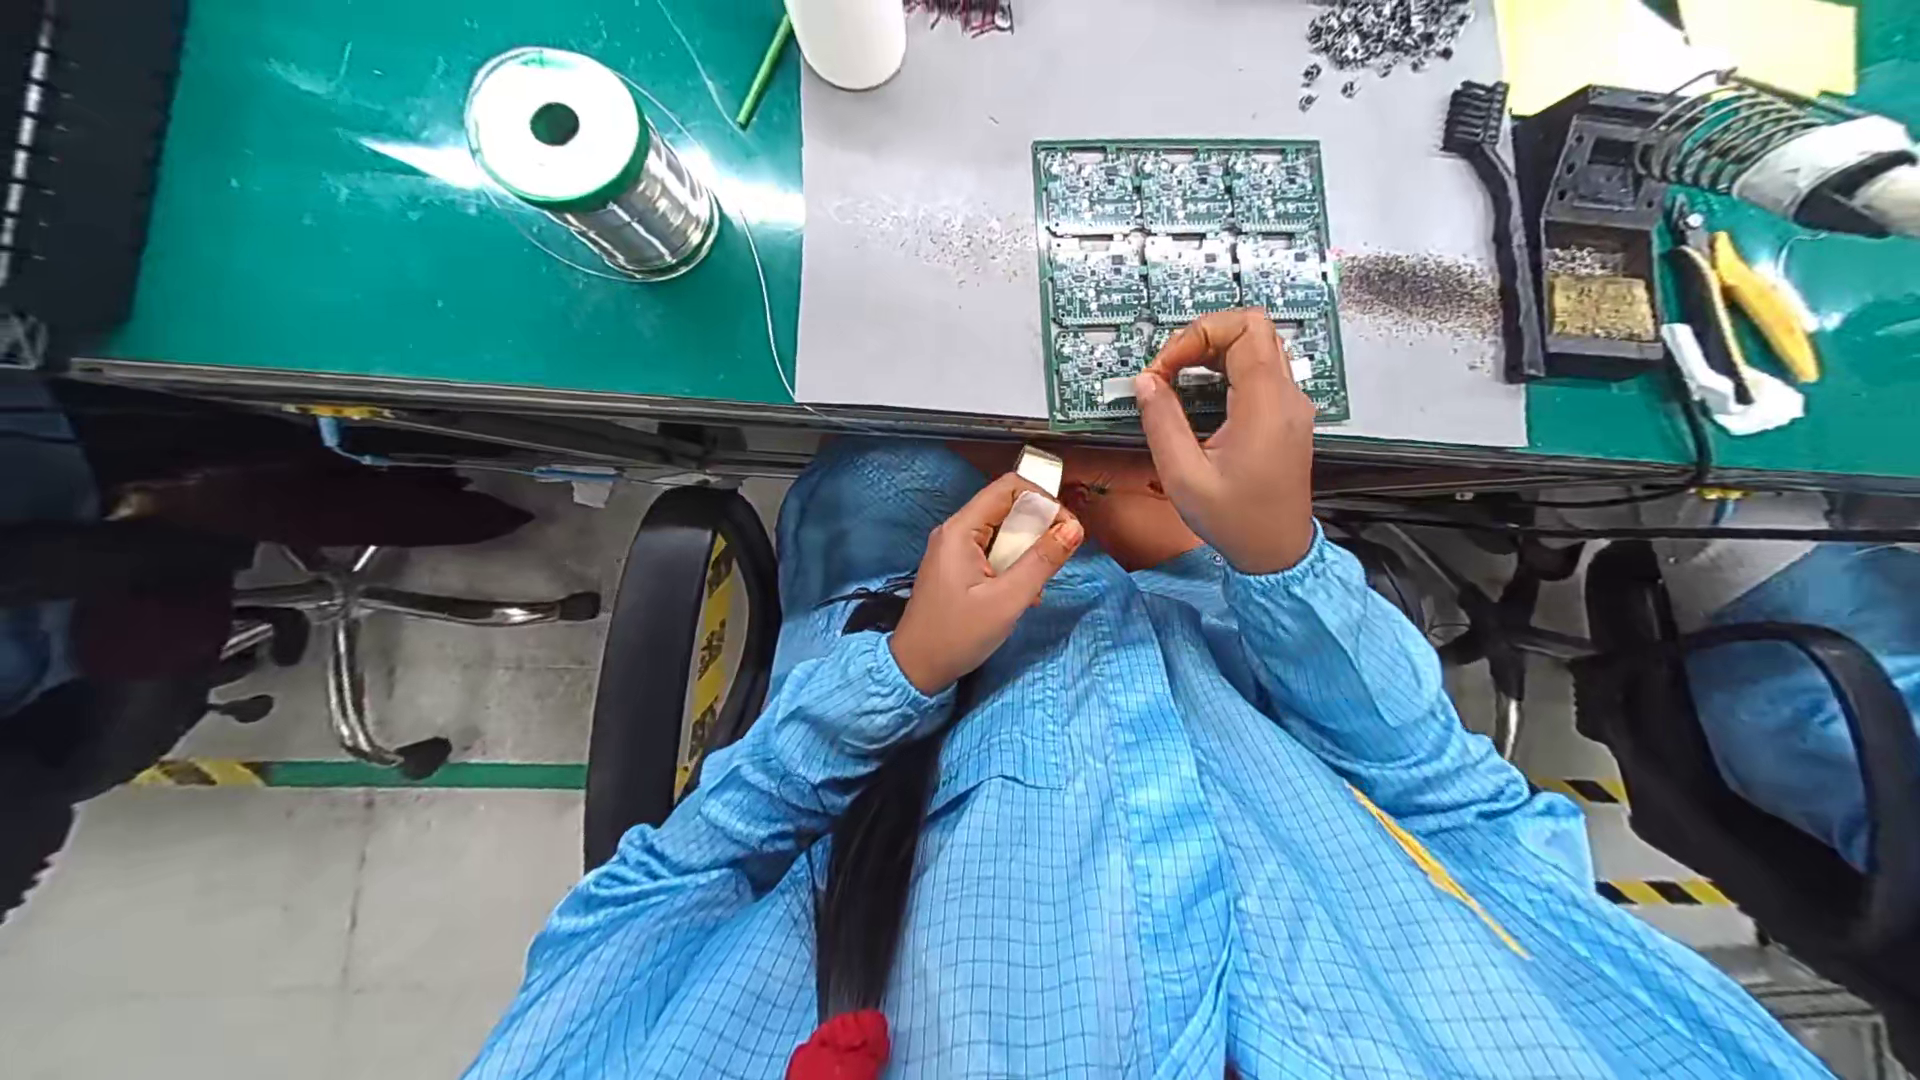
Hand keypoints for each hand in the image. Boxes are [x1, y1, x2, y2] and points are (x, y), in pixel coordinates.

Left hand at [890, 473, 1084, 695]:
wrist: (916, 668)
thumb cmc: (957, 636)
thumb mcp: (1007, 600)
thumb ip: (1042, 561)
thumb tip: (1074, 529)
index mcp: (960, 530)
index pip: (1009, 488)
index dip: (1044, 501)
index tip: (1067, 531)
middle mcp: (955, 531)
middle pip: (1007, 508)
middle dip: (1038, 530)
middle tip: (1055, 561)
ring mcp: (954, 550)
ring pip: (1003, 532)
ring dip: (1027, 553)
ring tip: (1035, 586)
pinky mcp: (957, 567)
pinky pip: (993, 552)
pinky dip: (1013, 567)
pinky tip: (1021, 595)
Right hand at [1133, 308, 1315, 574]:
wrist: (1275, 551)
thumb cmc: (1235, 520)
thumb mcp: (1184, 476)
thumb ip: (1162, 423)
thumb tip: (1146, 383)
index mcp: (1266, 406)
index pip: (1242, 329)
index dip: (1196, 335)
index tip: (1163, 368)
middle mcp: (1287, 397)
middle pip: (1253, 327)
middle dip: (1203, 336)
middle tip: (1168, 367)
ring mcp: (1291, 405)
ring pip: (1258, 345)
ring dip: (1215, 350)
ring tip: (1178, 377)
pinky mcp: (1286, 416)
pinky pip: (1260, 370)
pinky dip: (1226, 368)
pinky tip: (1199, 392)